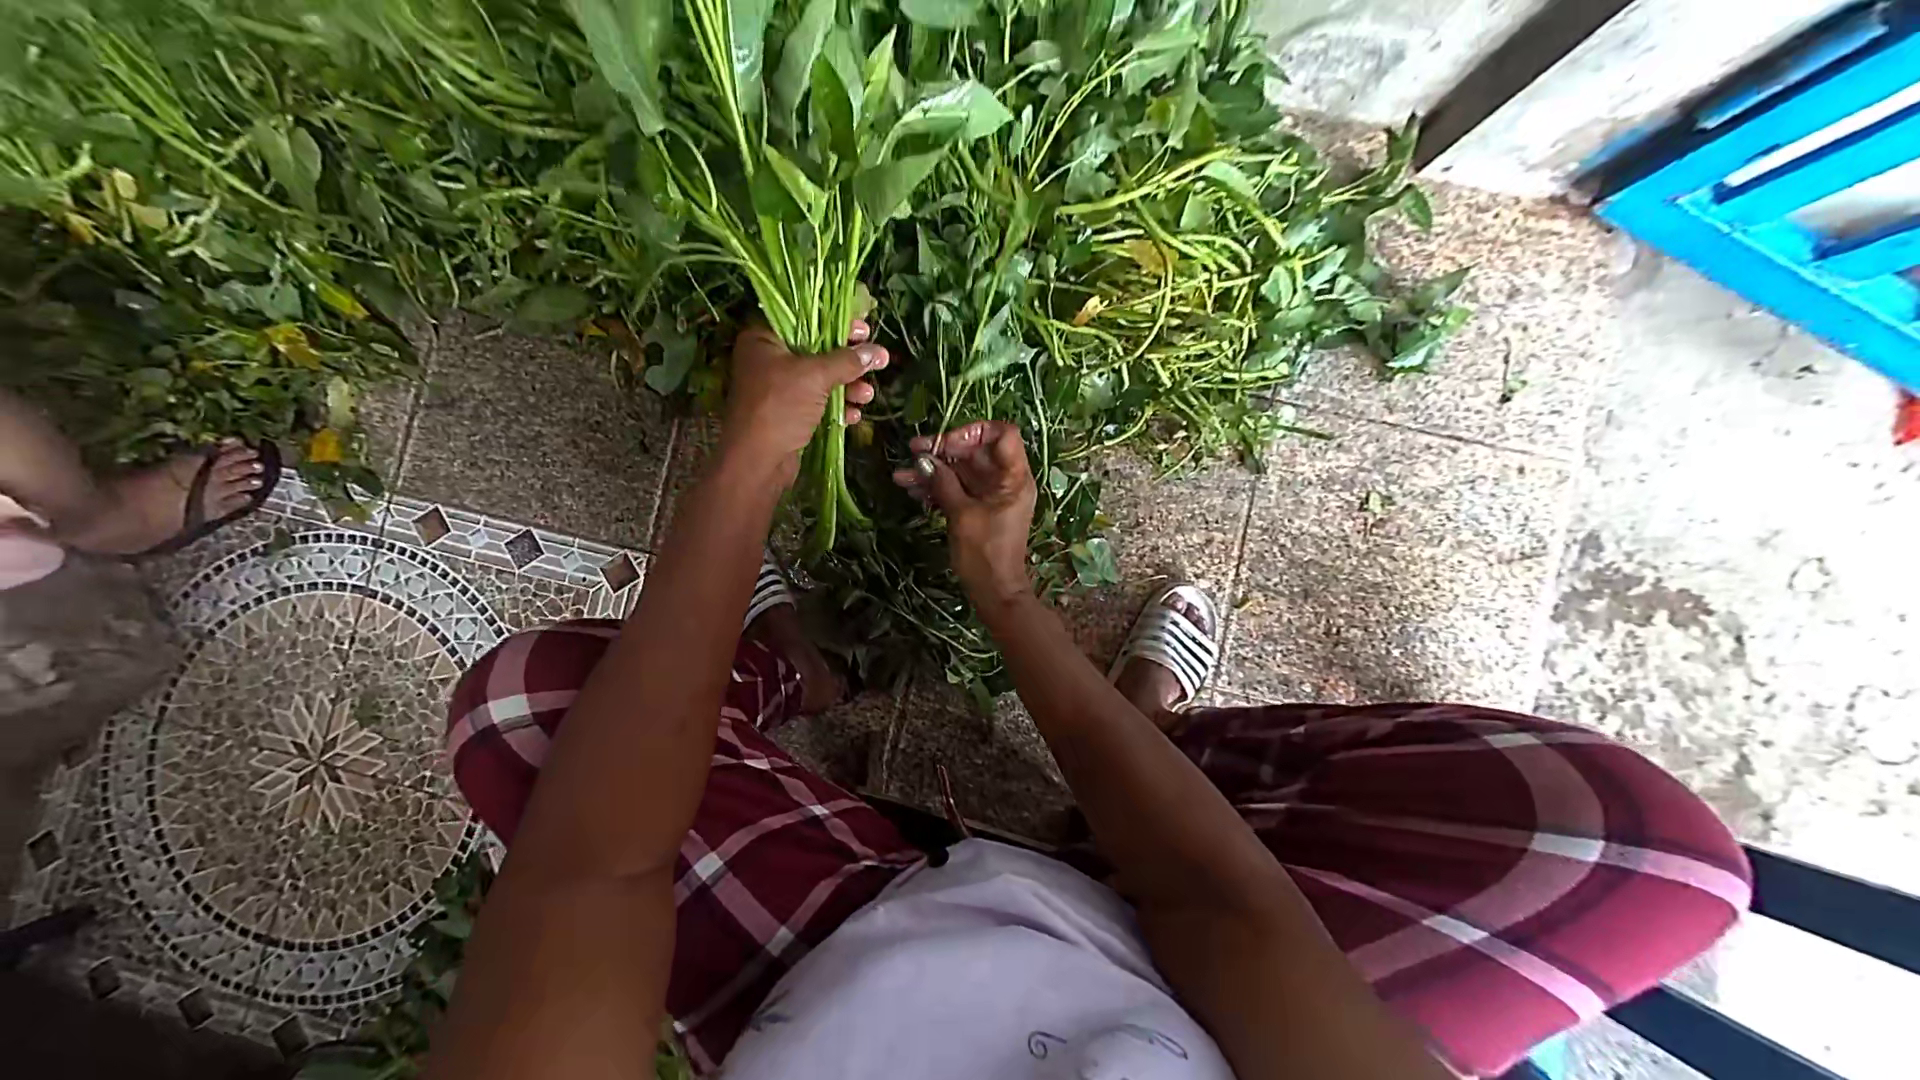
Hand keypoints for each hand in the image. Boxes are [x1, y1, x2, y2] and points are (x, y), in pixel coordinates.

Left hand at [720, 320, 888, 482]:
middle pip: (817, 349)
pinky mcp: (789, 413)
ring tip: (868, 395)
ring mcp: (779, 388)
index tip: (864, 329)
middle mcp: (770, 359)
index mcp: (765, 338)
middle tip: (875, 360)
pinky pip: (818, 402)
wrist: (758, 460)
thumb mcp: (815, 376)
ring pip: (821, 379)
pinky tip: (854, 414)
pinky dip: (837, 406)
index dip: (837, 322)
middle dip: (848, 360)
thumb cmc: (779, 406)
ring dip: (848, 385)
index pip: (805, 318)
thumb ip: (847, 361)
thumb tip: (877, 352)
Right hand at [891, 421, 1036, 605]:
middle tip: (912, 451)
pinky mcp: (978, 508)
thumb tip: (924, 459)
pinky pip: (958, 488)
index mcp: (1014, 477)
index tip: (947, 444)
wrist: (993, 592)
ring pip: (962, 470)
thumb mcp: (962, 514)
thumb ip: (943, 482)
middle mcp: (1005, 481)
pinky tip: (912, 489)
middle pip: (976, 451)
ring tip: (902, 476)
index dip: (974, 432)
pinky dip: (937, 487)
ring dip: (933, 470)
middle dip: (943, 450)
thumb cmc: (984, 553)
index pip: (1003, 434)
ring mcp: (991, 495)